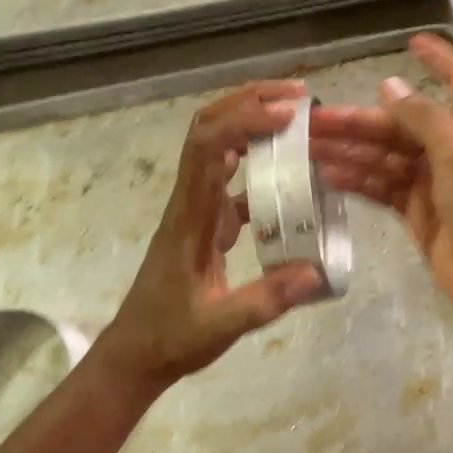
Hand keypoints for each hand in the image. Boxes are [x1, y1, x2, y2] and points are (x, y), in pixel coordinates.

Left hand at [95, 82, 324, 394]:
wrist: (135, 356)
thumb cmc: (170, 338)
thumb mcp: (219, 326)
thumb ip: (266, 300)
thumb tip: (318, 271)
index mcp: (191, 215)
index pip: (208, 147)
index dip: (246, 120)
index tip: (290, 115)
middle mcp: (192, 199)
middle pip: (208, 127)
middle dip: (250, 100)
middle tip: (299, 96)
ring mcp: (199, 206)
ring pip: (218, 143)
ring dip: (253, 119)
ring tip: (299, 115)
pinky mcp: (210, 219)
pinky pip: (233, 174)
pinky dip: (262, 158)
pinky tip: (295, 168)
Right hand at [323, 33, 452, 326]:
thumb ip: (424, 119)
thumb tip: (390, 85)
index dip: (439, 58)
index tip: (410, 41)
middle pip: (403, 125)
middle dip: (361, 120)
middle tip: (313, 119)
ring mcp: (434, 184)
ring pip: (386, 158)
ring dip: (351, 150)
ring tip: (307, 146)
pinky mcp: (418, 216)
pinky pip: (383, 190)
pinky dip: (357, 181)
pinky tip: (328, 174)